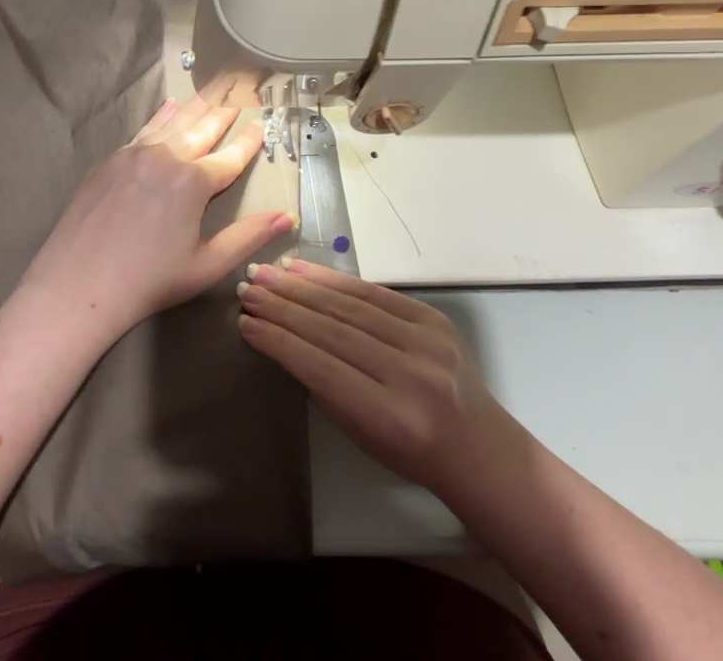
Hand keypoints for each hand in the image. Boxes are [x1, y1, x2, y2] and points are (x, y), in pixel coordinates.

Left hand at [17, 89, 296, 330]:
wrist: (79, 283)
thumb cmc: (149, 281)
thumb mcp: (207, 265)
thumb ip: (248, 237)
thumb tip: (288, 216)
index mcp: (194, 183)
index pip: (230, 157)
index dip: (249, 142)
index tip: (263, 126)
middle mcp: (165, 158)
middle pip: (201, 130)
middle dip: (224, 113)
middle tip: (240, 95)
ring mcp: (133, 155)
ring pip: (171, 124)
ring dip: (194, 107)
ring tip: (212, 92)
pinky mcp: (109, 162)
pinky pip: (143, 131)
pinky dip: (161, 117)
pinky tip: (168, 107)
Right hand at [237, 259, 515, 494]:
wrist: (478, 445)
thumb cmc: (408, 451)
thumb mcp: (358, 432)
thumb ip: (322, 386)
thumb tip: (280, 335)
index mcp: (391, 416)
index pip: (322, 368)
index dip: (279, 342)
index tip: (244, 322)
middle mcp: (412, 375)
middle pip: (334, 330)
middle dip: (283, 307)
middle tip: (246, 289)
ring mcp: (429, 343)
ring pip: (352, 306)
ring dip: (301, 287)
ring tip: (266, 274)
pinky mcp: (436, 320)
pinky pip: (376, 294)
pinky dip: (335, 280)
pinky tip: (303, 270)